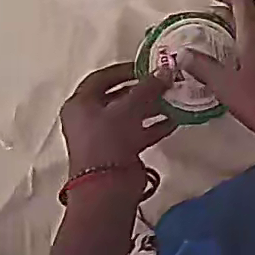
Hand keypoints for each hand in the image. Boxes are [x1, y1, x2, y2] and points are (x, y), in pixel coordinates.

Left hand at [60, 62, 177, 177]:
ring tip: (173, 100)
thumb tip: (166, 70)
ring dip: (151, 107)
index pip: (101, 78)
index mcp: (80, 104)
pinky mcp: (118, 152)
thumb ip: (149, 87)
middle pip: (117, 97)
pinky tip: (174, 121)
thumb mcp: (129, 108)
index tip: (146, 67)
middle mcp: (88, 118)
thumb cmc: (109, 139)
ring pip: (129, 115)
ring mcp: (104, 136)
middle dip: (142, 90)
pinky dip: (154, 126)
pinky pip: (138, 133)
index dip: (124, 70)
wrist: (107, 187)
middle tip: (163, 83)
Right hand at [179, 0, 254, 152]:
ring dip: (237, 28)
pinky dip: (247, 43)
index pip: (242, 1)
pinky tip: (236, 61)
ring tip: (217, 39)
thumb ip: (203, 67)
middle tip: (207, 18)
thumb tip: (184, 54)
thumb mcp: (227, 87)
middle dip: (228, 12)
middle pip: (249, 14)